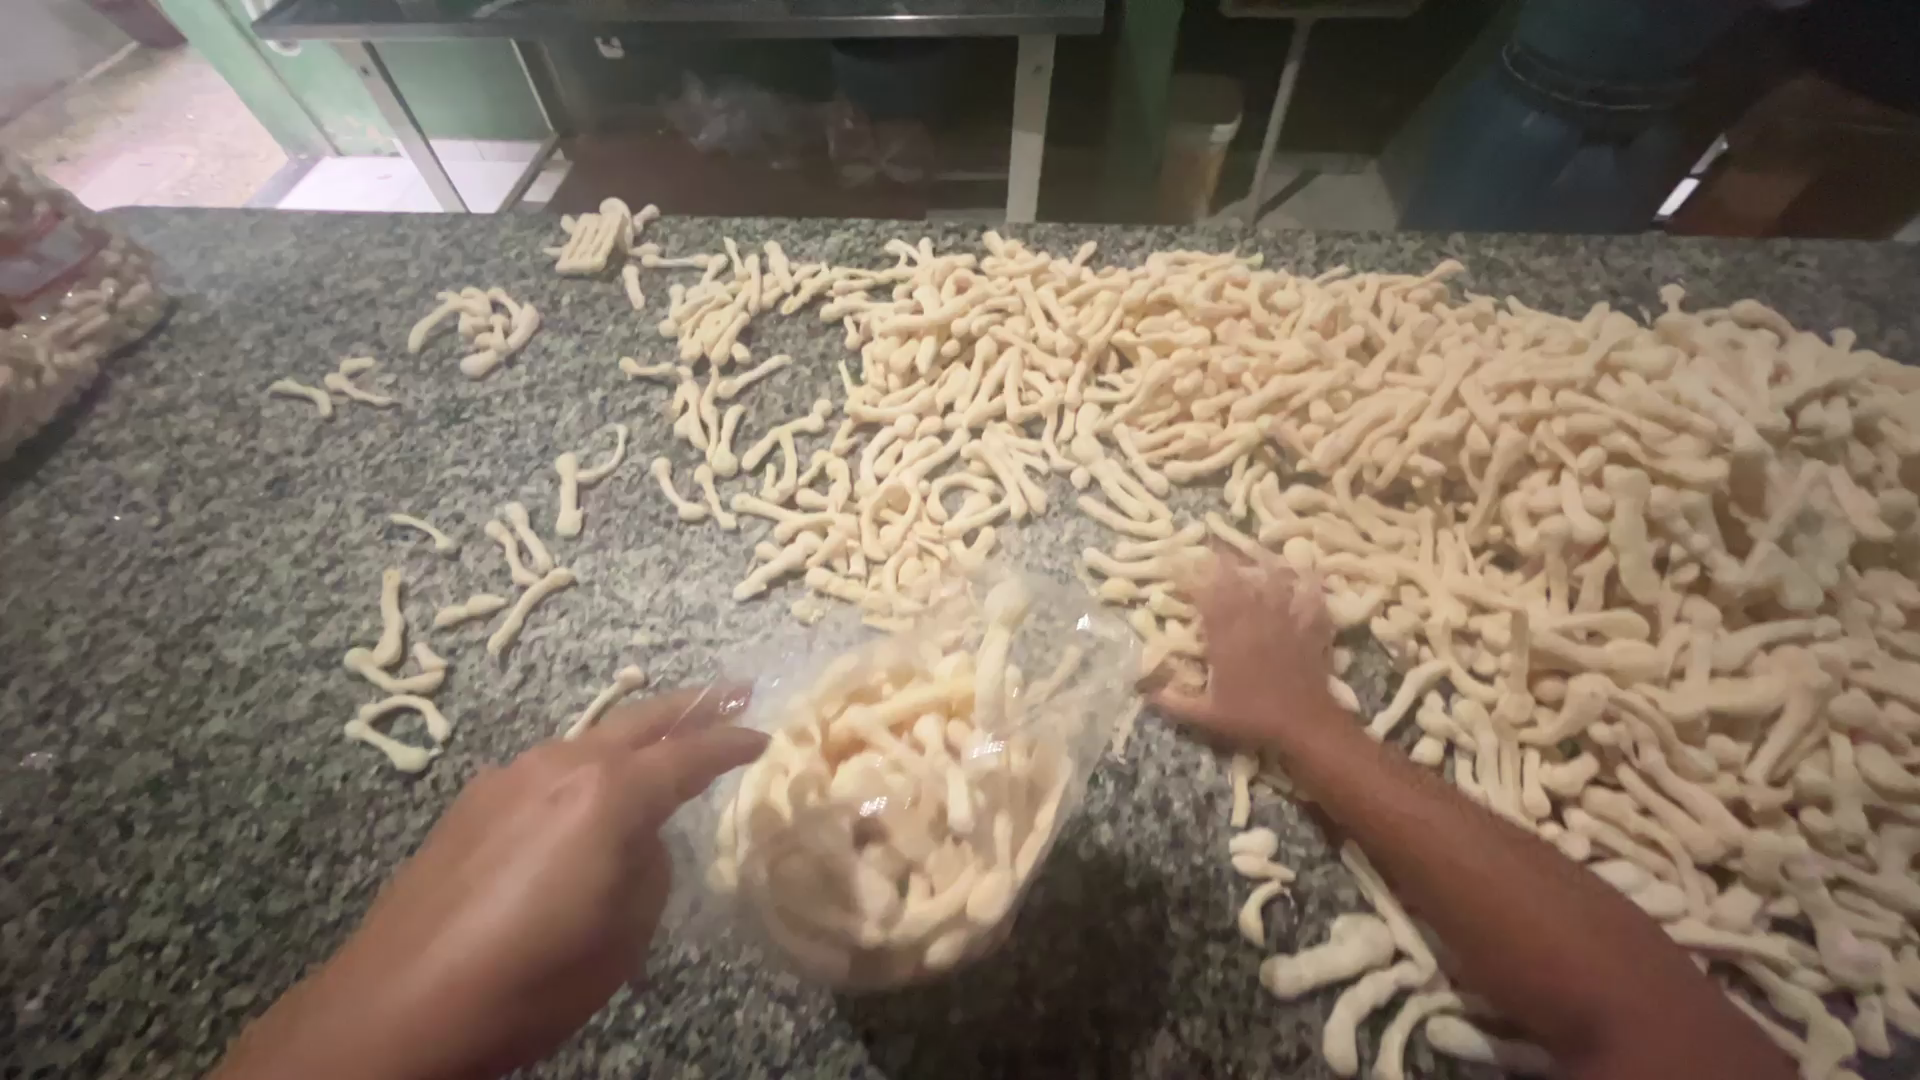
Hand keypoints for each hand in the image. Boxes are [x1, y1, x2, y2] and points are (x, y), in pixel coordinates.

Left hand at [214, 686, 767, 1079]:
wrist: (389, 1014)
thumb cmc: (529, 980)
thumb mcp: (626, 932)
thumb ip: (650, 863)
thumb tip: (639, 837)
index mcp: (609, 793)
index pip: (691, 754)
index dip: (732, 743)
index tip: (763, 737)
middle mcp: (563, 765)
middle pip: (643, 718)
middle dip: (695, 704)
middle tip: (735, 692)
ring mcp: (513, 775)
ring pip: (594, 738)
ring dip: (637, 736)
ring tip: (664, 747)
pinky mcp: (476, 800)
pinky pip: (552, 766)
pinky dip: (588, 768)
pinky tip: (586, 799)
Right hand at [1152, 549, 1338, 745]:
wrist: (1305, 726)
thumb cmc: (1253, 719)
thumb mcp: (1205, 717)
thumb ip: (1172, 702)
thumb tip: (1141, 690)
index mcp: (1226, 639)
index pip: (1206, 598)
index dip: (1191, 577)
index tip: (1177, 562)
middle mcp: (1253, 623)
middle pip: (1237, 583)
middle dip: (1221, 562)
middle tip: (1211, 546)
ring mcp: (1284, 624)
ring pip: (1272, 584)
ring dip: (1260, 564)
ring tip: (1252, 547)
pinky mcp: (1309, 631)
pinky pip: (1309, 600)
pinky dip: (1307, 583)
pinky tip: (1305, 571)